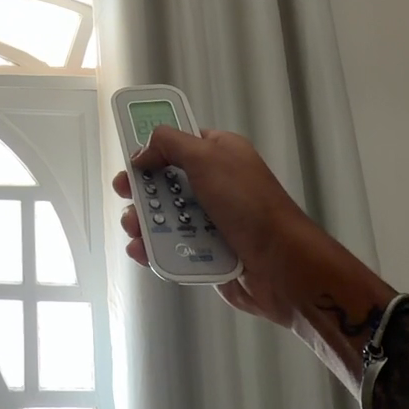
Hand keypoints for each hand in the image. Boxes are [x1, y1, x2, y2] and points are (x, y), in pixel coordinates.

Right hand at [111, 125, 365, 327]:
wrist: (284, 267)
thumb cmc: (247, 203)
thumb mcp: (206, 156)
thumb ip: (168, 144)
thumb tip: (141, 154)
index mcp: (219, 154)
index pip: (179, 142)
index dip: (153, 147)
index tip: (131, 157)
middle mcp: (214, 185)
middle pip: (164, 180)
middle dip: (141, 188)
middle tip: (124, 192)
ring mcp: (211, 221)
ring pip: (164, 216)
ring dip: (142, 220)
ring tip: (133, 228)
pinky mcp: (208, 253)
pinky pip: (172, 247)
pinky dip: (154, 248)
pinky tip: (141, 250)